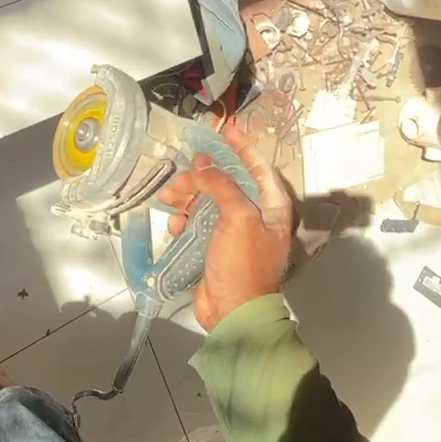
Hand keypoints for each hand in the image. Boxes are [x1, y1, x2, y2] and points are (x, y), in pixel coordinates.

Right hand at [159, 118, 293, 329]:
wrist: (232, 312)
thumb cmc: (243, 264)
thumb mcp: (237, 219)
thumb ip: (222, 186)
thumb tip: (203, 163)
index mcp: (270, 207)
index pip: (258, 167)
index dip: (242, 146)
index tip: (225, 129)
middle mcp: (254, 215)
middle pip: (226, 182)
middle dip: (201, 176)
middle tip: (180, 176)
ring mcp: (233, 231)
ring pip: (206, 200)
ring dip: (187, 197)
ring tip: (170, 200)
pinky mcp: (213, 246)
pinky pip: (196, 222)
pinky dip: (184, 220)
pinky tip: (176, 226)